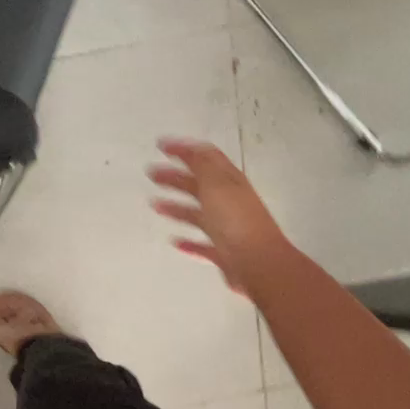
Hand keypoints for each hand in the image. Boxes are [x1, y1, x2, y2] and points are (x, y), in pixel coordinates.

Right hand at [149, 138, 295, 295]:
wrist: (257, 263)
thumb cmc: (235, 221)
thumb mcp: (217, 185)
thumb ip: (202, 166)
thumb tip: (191, 148)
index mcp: (228, 181)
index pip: (205, 158)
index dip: (184, 149)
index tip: (161, 146)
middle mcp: (227, 201)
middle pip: (198, 184)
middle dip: (175, 176)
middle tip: (152, 173)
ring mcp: (225, 228)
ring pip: (197, 213)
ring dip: (176, 206)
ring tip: (155, 205)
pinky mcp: (221, 252)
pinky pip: (201, 243)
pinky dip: (188, 241)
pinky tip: (176, 241)